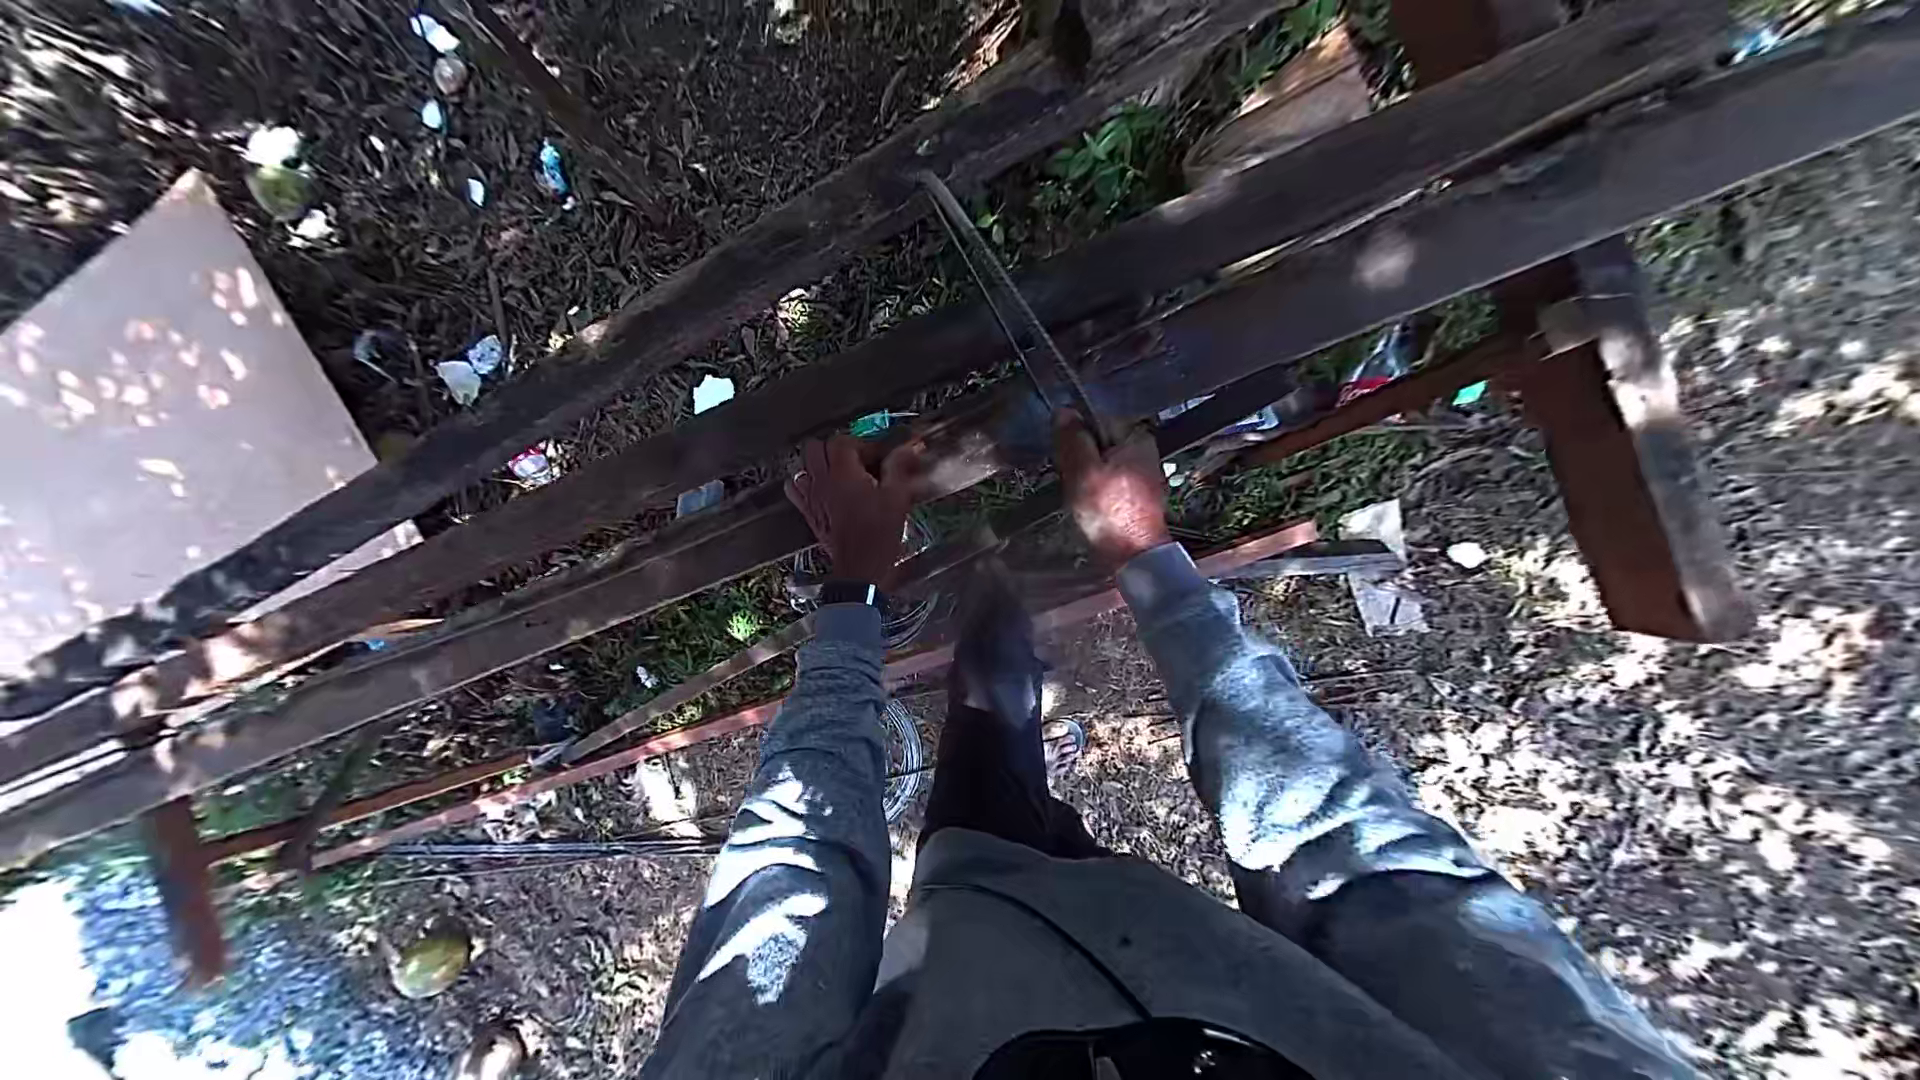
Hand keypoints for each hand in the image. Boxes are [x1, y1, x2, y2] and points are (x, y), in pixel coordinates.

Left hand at [786, 434, 924, 587]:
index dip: (863, 445)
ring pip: (803, 463)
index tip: (879, 458)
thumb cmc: (879, 534)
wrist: (860, 569)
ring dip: (820, 462)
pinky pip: (795, 487)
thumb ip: (898, 467)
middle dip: (838, 448)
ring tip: (839, 472)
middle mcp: (821, 480)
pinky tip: (821, 487)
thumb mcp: (897, 497)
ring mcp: (810, 496)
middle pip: (817, 446)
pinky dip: (805, 481)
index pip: (843, 441)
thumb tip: (910, 447)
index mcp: (842, 472)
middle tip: (859, 461)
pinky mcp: (807, 512)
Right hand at [1053, 410, 1171, 572]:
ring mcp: (1141, 473)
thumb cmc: (1109, 513)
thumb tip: (1063, 411)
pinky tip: (1090, 504)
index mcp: (1137, 436)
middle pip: (1096, 441)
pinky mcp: (1135, 494)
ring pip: (1098, 462)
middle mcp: (1144, 450)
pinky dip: (1094, 489)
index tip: (1067, 457)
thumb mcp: (1083, 471)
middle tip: (1073, 479)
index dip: (1075, 436)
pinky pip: (1105, 480)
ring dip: (1083, 475)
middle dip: (1079, 457)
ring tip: (1081, 495)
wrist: (1133, 556)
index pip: (1095, 419)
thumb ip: (1073, 439)